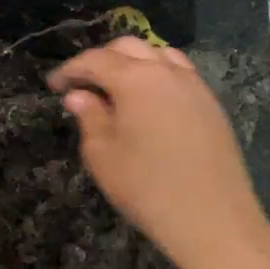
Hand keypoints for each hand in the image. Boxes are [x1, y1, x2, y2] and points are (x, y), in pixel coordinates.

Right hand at [48, 37, 269, 268]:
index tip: (54, 86)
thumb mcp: (102, 155)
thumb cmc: (148, 188)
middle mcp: (166, 72)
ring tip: (118, 86)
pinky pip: (180, 73)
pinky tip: (150, 100)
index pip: (94, 60)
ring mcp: (194, 86)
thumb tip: (79, 96)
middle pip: (128, 47)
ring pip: (158, 54)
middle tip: (84, 84)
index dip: (70, 70)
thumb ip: (89, 117)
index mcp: (134, 79)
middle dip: (101, 59)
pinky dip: (158, 74)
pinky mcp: (212, 104)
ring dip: (133, 61)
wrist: (214, 221)